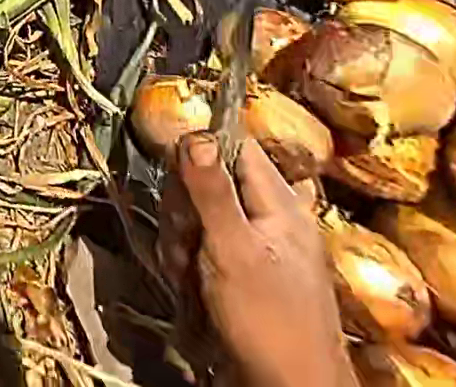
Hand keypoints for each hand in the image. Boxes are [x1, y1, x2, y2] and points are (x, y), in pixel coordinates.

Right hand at [168, 133, 355, 386]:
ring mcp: (253, 241)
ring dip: (179, 234)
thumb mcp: (234, 251)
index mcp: (279, 201)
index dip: (200, 148)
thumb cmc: (269, 324)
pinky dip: (184, 255)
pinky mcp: (237, 267)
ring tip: (186, 266)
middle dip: (183, 203)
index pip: (233, 143)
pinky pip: (198, 240)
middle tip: (186, 235)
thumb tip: (196, 131)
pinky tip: (185, 277)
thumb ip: (212, 190)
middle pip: (207, 176)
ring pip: (196, 209)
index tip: (176, 171)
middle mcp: (267, 214)